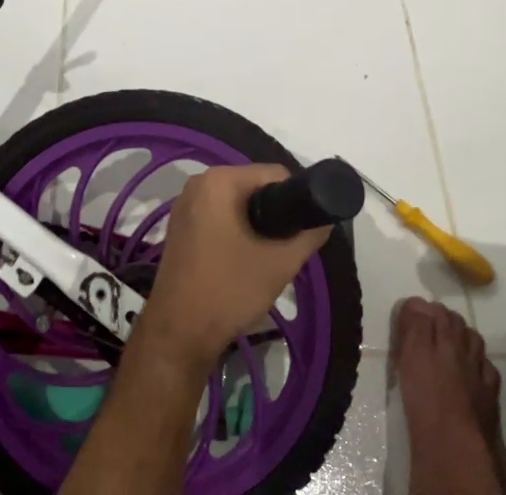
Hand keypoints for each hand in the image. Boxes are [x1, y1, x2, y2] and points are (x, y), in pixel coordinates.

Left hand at [133, 164, 330, 367]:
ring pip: (236, 204)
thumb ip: (310, 235)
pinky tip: (245, 259)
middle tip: (289, 246)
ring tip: (270, 256)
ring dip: (256, 224)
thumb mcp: (281, 262)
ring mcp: (184, 205)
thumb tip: (324, 221)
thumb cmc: (230, 289)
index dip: (297, 198)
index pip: (274, 174)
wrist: (180, 330)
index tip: (305, 228)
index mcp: (219, 181)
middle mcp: (197, 183)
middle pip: (253, 187)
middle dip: (275, 212)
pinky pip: (219, 217)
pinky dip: (236, 231)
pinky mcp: (180, 226)